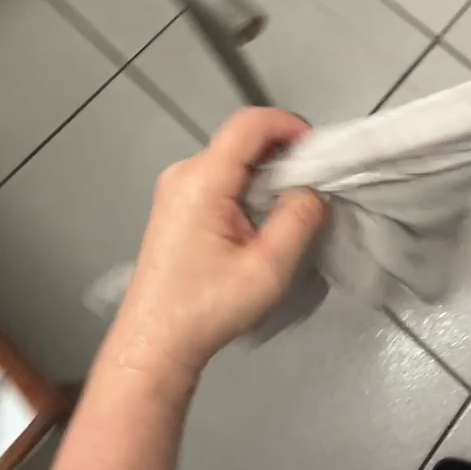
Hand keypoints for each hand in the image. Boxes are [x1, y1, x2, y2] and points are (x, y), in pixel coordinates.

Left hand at [102, 108, 327, 382]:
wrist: (153, 346)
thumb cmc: (208, 308)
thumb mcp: (268, 268)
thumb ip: (299, 218)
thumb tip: (314, 189)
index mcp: (203, 179)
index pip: (251, 123)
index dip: (289, 124)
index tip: (318, 153)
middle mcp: (185, 171)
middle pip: (243, 137)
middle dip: (284, 151)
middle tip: (312, 184)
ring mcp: (176, 186)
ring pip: (234, 156)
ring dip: (268, 170)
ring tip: (290, 206)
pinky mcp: (177, 203)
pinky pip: (222, 174)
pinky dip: (250, 183)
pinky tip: (261, 218)